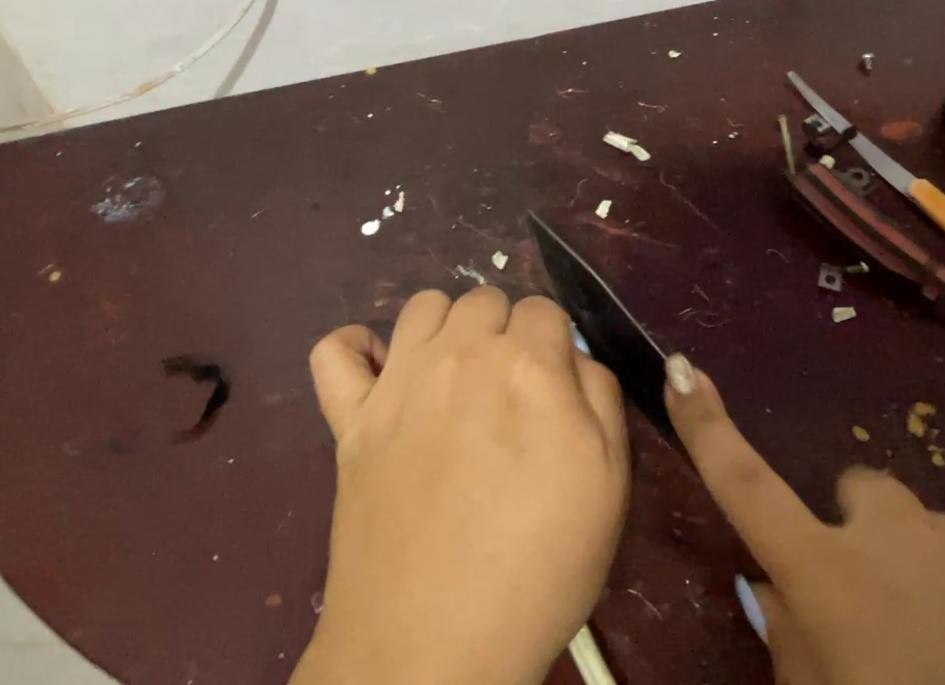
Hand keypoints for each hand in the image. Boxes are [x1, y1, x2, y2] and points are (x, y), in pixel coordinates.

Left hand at [294, 288, 628, 684]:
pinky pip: (336, 349)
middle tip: (510, 393)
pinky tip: (382, 376)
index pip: (545, 309)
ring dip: (447, 328)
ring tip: (456, 379)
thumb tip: (573, 359)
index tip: (554, 391)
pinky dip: (358, 350)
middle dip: (505, 331)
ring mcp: (396, 383)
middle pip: (485, 299)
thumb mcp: (608, 486)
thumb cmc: (538, 569)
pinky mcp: (348, 417)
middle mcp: (459, 355)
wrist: (434, 644)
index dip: (555, 346)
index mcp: (527, 367)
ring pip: (422, 305)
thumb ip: (600, 399)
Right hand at [662, 353, 944, 684]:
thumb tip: (779, 605)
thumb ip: (800, 657)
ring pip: (925, 541)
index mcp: (835, 574)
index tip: (678, 366)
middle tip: (885, 617)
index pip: (746, 487)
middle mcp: (892, 533)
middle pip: (854, 498)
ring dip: (929, 586)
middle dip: (854, 536)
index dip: (705, 427)